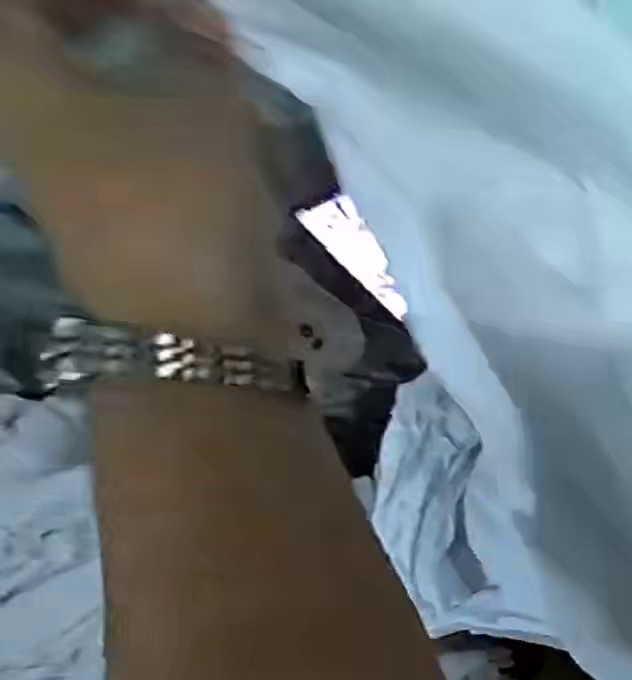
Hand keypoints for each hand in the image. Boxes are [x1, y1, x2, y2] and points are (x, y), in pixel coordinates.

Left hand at [0, 0, 283, 345]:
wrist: (196, 317)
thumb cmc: (180, 202)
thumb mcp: (202, 113)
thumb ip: (200, 55)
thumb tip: (202, 17)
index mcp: (10, 66)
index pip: (30, 3)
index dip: (121, 1)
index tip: (189, 9)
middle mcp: (26, 104)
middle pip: (61, 37)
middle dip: (134, 27)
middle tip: (206, 34)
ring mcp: (77, 158)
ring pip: (111, 88)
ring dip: (168, 79)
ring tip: (230, 84)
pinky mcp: (129, 201)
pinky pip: (145, 137)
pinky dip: (185, 125)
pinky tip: (232, 135)